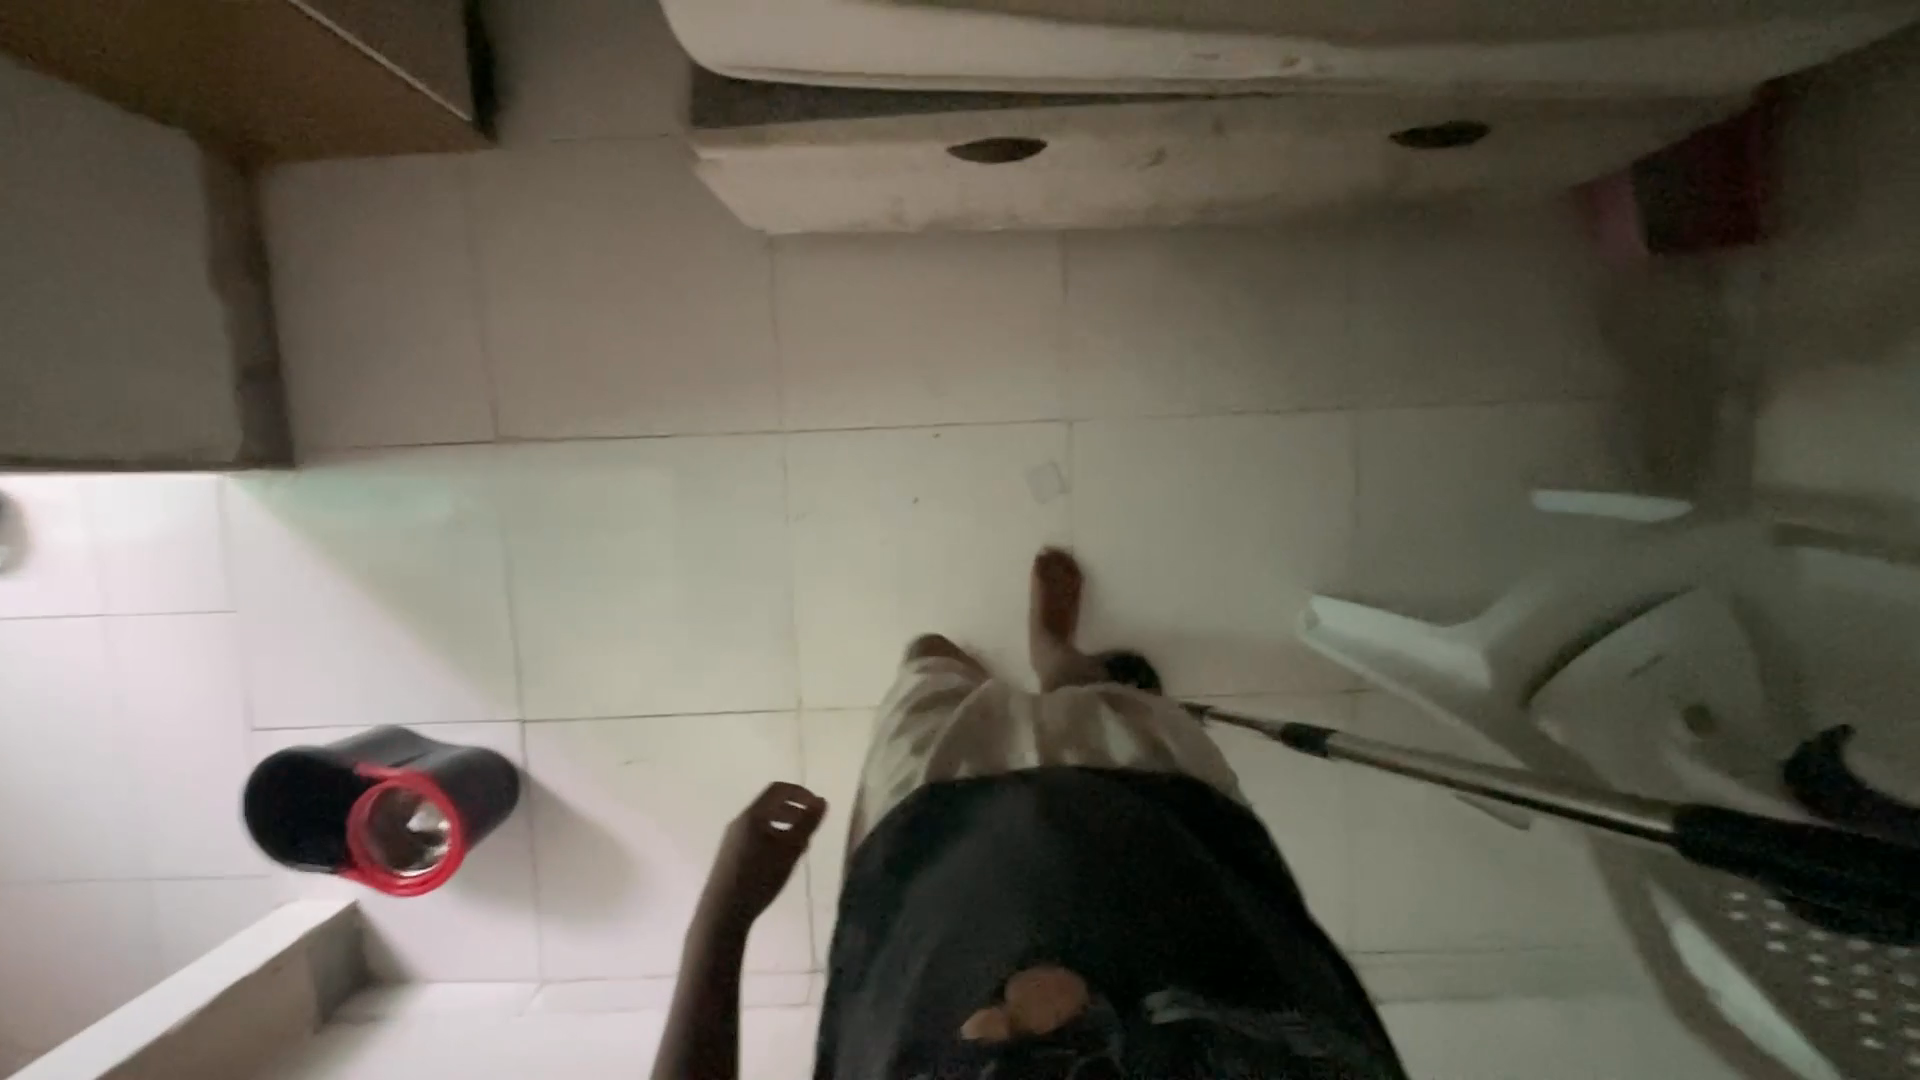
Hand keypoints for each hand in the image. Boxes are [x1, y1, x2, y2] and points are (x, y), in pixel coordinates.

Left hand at [697, 782, 826, 932]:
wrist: (722, 914)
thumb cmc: (760, 878)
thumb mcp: (790, 850)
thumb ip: (808, 823)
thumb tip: (821, 801)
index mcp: (753, 815)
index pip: (779, 789)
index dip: (800, 793)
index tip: (816, 806)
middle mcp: (739, 821)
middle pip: (770, 804)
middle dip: (793, 810)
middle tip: (810, 826)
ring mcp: (731, 838)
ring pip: (762, 822)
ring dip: (784, 826)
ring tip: (799, 845)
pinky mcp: (728, 855)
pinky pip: (754, 835)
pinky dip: (772, 837)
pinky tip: (779, 860)